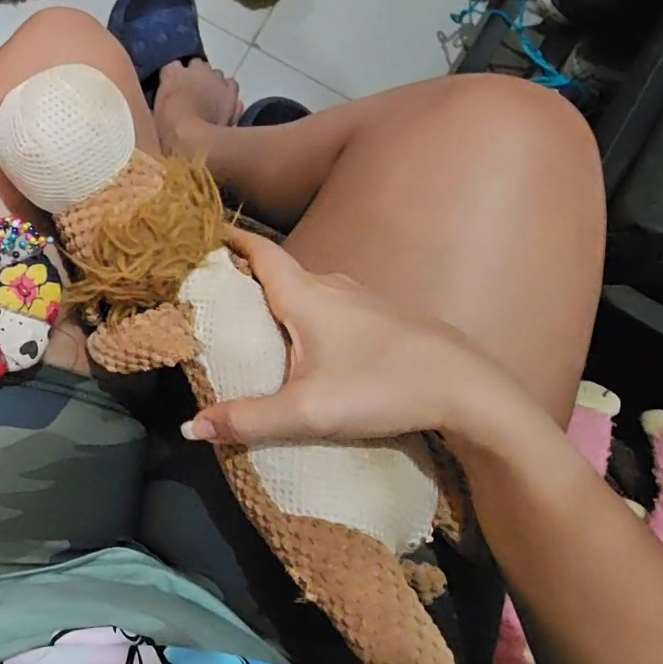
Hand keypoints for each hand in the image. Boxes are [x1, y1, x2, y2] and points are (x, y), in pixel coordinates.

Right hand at [183, 227, 531, 446]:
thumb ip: (247, 420)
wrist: (471, 391)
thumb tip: (191, 428)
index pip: (260, 251)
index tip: (202, 235)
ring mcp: (363, 299)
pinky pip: (331, 303)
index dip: (230, 239)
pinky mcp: (385, 317)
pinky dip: (307, 309)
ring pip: (309, 287)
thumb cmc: (382, 387)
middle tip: (214, 286)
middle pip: (280, 270)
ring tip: (254, 316)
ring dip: (279, 293)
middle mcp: (332, 286)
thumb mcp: (307, 411)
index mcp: (305, 295)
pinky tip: (309, 340)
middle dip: (246, 272)